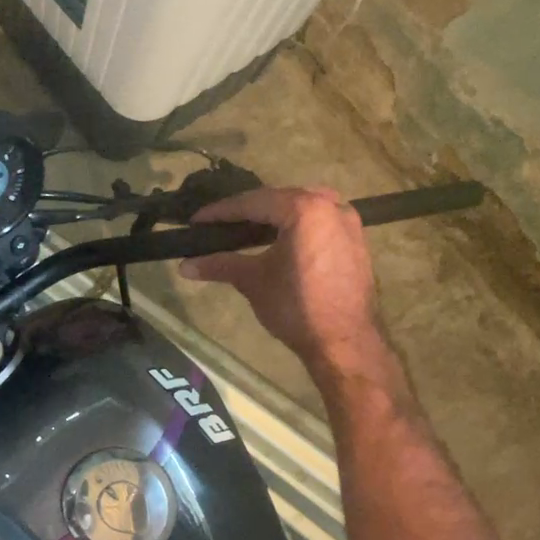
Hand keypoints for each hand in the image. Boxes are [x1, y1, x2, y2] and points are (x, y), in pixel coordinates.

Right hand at [177, 187, 384, 378]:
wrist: (344, 341)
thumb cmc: (295, 306)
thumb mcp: (252, 281)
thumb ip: (219, 265)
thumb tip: (184, 266)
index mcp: (304, 209)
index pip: (252, 203)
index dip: (220, 212)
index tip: (196, 221)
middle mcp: (330, 205)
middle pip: (279, 199)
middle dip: (248, 210)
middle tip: (219, 224)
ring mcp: (348, 221)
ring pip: (303, 206)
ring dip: (275, 214)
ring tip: (248, 230)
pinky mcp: (356, 239)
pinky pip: (320, 220)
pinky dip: (297, 224)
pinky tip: (280, 240)